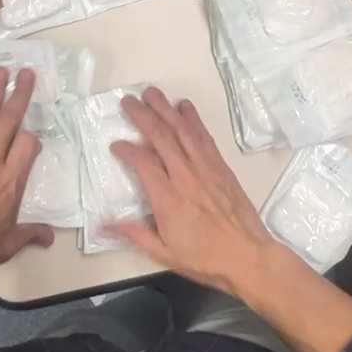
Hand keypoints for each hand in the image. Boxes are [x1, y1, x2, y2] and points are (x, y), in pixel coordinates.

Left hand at [0, 66, 53, 287]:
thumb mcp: (7, 245)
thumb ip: (30, 234)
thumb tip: (50, 236)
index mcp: (11, 182)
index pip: (28, 145)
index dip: (32, 138)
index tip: (32, 140)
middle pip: (9, 122)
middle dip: (19, 95)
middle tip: (26, 72)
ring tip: (1, 72)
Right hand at [106, 87, 285, 296]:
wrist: (249, 258)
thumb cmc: (205, 259)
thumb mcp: (164, 254)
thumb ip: (133, 234)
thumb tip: (102, 225)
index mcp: (168, 199)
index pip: (142, 163)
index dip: (127, 150)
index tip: (115, 144)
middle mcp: (185, 177)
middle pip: (161, 137)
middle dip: (143, 116)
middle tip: (128, 101)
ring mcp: (205, 169)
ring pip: (182, 131)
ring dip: (166, 109)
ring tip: (152, 92)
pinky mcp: (221, 167)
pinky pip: (204, 137)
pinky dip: (193, 119)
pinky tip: (184, 106)